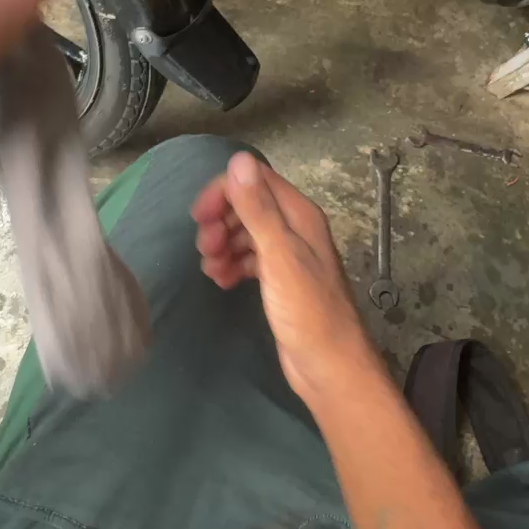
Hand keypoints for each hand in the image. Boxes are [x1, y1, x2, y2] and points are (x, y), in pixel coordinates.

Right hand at [191, 153, 384, 405]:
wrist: (329, 367)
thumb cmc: (307, 309)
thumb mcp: (279, 255)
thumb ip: (257, 208)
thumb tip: (238, 160)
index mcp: (299, 214)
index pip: (255, 180)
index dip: (224, 191)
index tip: (199, 217)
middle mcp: (295, 227)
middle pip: (248, 205)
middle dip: (220, 221)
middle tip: (205, 249)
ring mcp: (288, 254)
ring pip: (245, 233)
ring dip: (223, 244)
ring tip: (212, 270)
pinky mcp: (280, 280)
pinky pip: (249, 259)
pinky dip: (232, 264)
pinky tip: (221, 281)